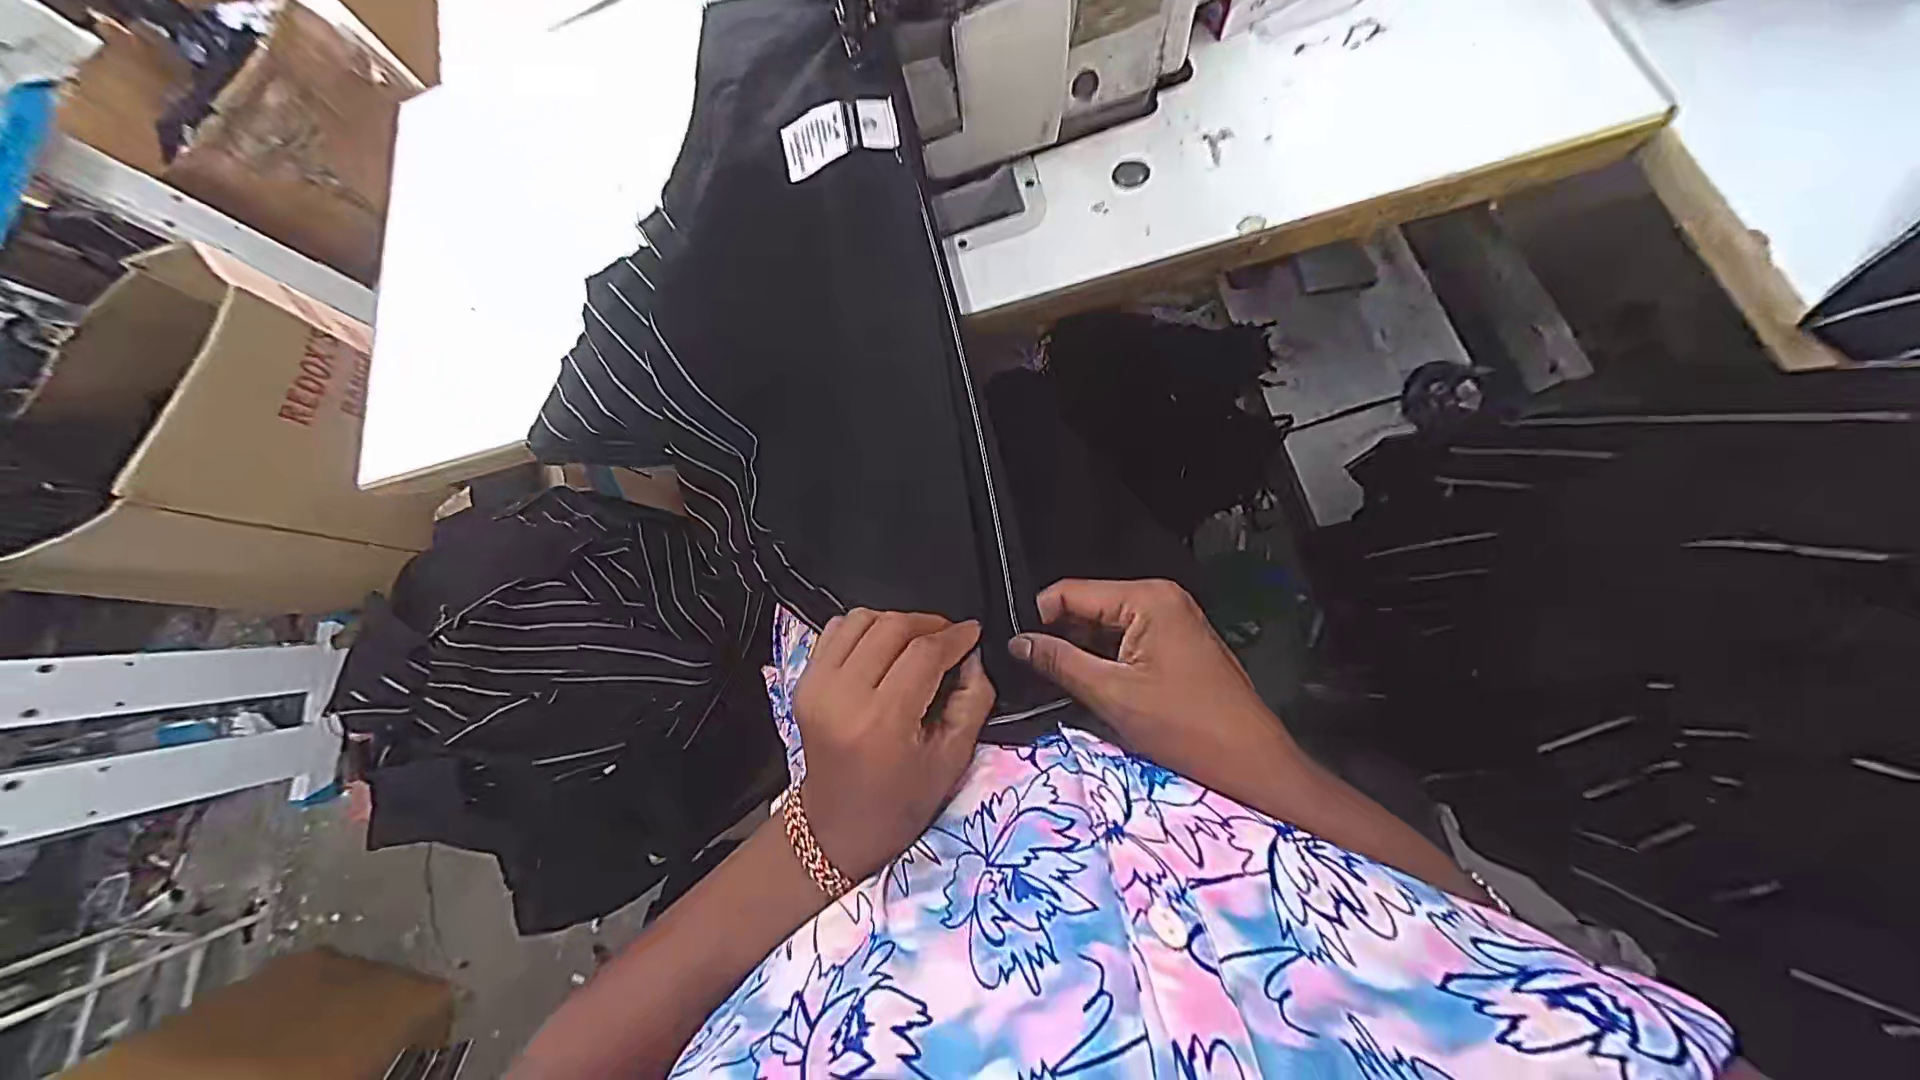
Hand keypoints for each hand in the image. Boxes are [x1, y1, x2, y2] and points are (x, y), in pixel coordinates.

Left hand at [793, 610, 994, 882]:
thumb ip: (973, 701)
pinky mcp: (804, 683)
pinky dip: (865, 628)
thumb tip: (972, 656)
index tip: (973, 632)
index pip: (924, 652)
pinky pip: (836, 630)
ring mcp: (817, 686)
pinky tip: (884, 647)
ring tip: (918, 640)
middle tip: (950, 637)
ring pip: (862, 619)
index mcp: (882, 722)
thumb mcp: (952, 760)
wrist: (836, 828)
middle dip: (930, 623)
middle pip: (892, 627)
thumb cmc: (899, 803)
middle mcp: (842, 696)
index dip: (955, 636)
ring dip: (896, 621)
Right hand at [1009, 579, 1300, 800]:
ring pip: (1102, 626)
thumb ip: (1059, 661)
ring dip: (1079, 652)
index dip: (1036, 618)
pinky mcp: (1173, 642)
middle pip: (1086, 607)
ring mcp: (1170, 620)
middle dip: (1058, 636)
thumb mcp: (1112, 693)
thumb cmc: (1191, 729)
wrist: (1252, 765)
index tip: (1015, 647)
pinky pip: (1124, 640)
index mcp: (1148, 598)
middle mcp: (1160, 599)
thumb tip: (1020, 643)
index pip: (1070, 592)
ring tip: (1057, 682)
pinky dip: (1102, 660)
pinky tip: (1088, 685)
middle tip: (1031, 670)